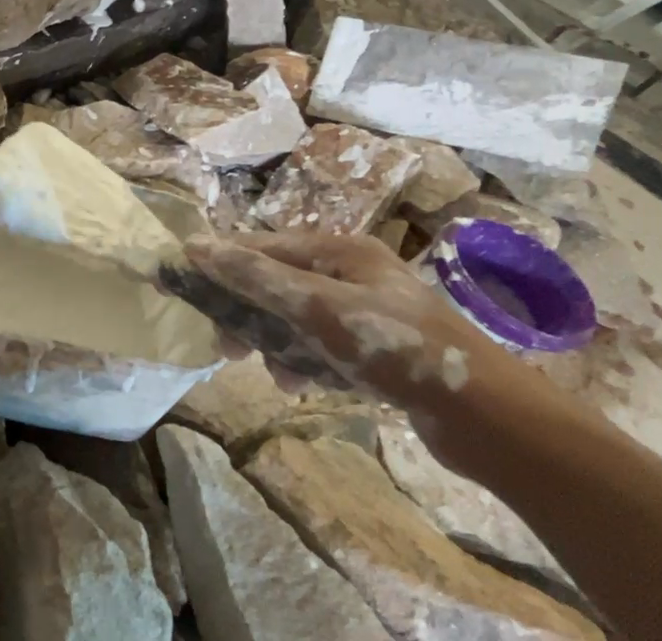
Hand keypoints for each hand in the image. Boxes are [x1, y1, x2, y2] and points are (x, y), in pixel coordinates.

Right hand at [182, 231, 507, 412]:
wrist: (485, 416)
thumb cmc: (395, 349)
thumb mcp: (315, 308)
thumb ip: (254, 276)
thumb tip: (194, 245)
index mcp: (339, 250)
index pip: (257, 246)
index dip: (215, 263)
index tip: (175, 284)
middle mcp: (351, 271)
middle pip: (272, 283)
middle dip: (245, 314)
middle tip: (223, 347)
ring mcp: (365, 308)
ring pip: (292, 317)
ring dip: (274, 344)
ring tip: (276, 373)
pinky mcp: (376, 346)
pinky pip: (317, 344)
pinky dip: (303, 361)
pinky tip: (304, 383)